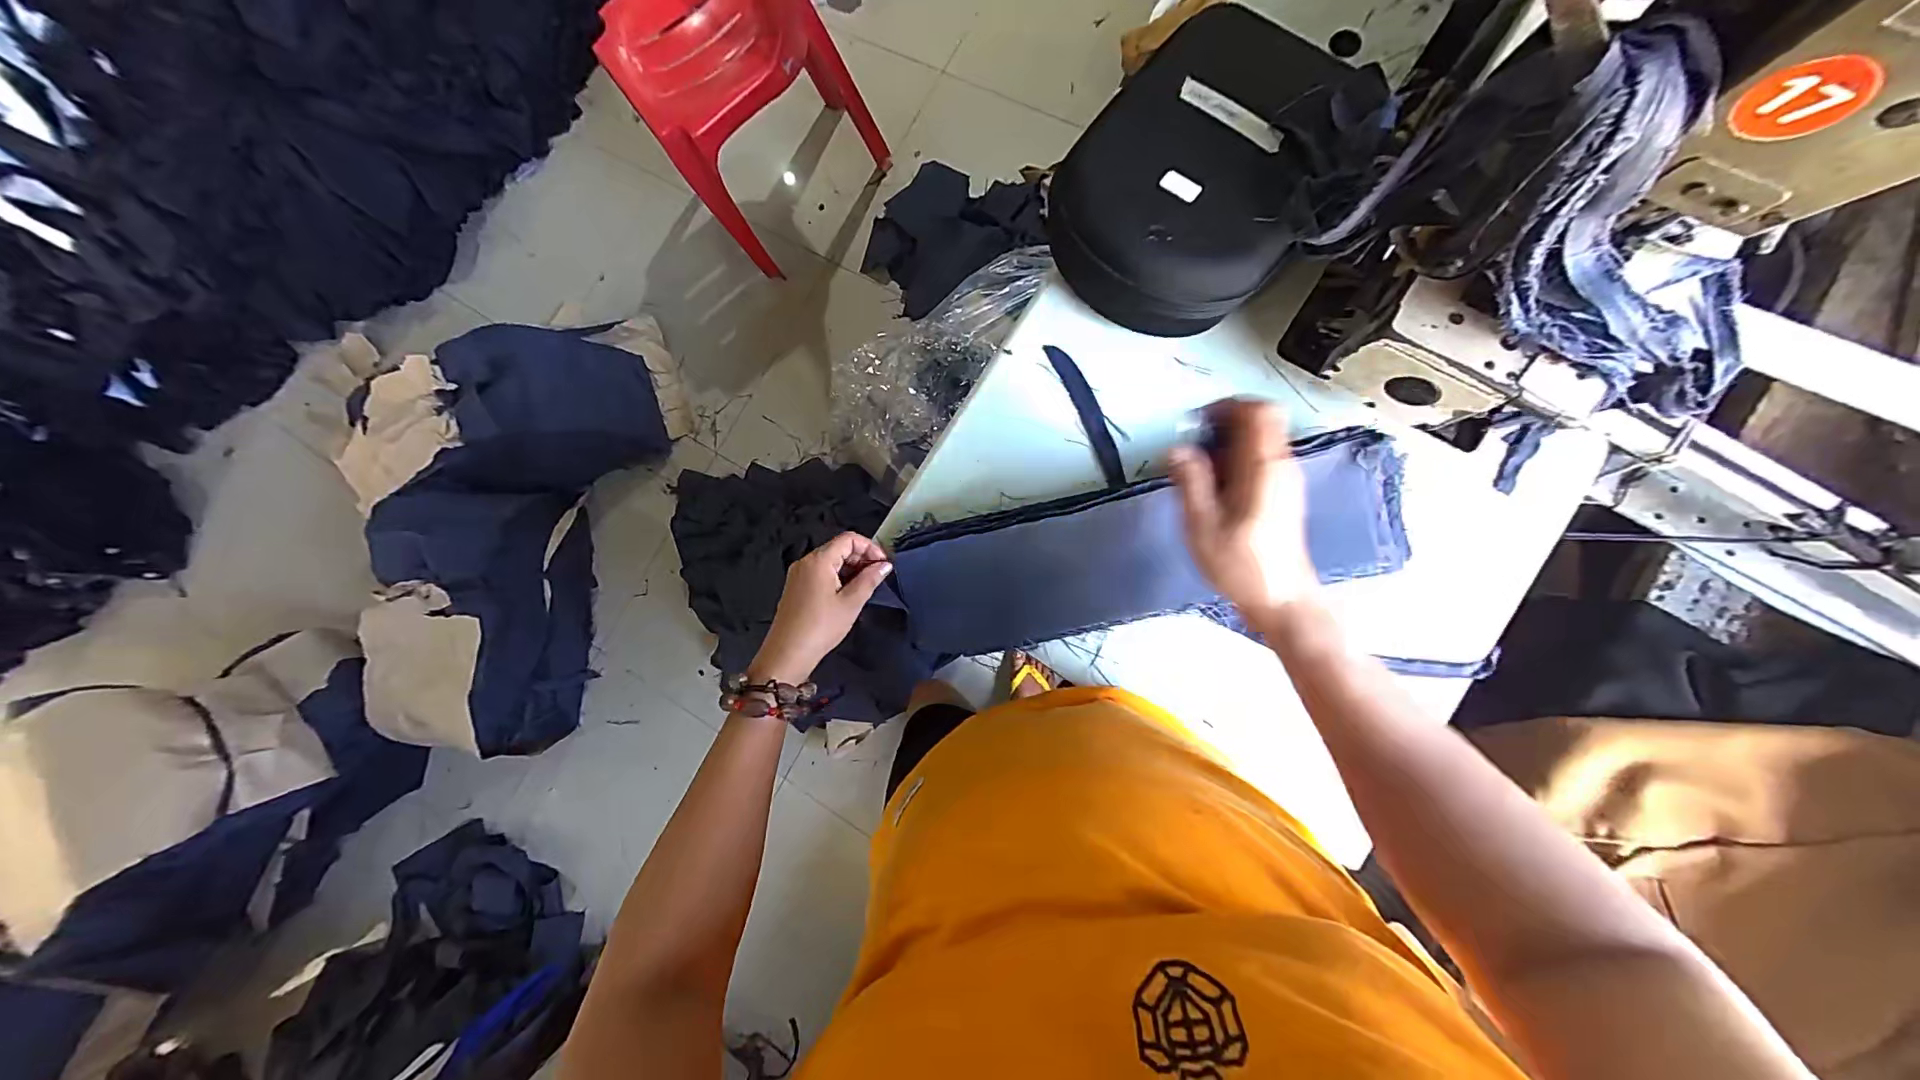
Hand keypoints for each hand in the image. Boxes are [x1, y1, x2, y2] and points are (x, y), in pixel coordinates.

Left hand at [749, 532, 893, 684]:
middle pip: (839, 547)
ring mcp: (798, 575)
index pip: (849, 539)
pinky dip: (837, 577)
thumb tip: (884, 565)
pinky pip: (820, 573)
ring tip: (865, 587)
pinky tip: (847, 594)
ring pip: (830, 560)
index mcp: (818, 560)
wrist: (788, 653)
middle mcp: (805, 562)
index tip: (883, 564)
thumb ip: (870, 579)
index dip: (870, 547)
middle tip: (878, 576)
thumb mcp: (851, 603)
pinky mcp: (796, 587)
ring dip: (850, 568)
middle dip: (861, 558)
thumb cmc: (819, 628)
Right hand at [1168, 398, 1319, 629]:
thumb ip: (1191, 482)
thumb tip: (1178, 450)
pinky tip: (1218, 489)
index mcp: (1264, 469)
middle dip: (1223, 425)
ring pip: (1261, 440)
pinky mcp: (1285, 494)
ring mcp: (1287, 480)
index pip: (1258, 411)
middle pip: (1261, 420)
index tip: (1198, 423)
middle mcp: (1282, 467)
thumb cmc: (1244, 567)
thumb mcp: (1203, 526)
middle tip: (1195, 447)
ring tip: (1201, 470)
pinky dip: (1238, 461)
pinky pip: (1262, 460)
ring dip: (1229, 445)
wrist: (1282, 600)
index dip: (1226, 407)